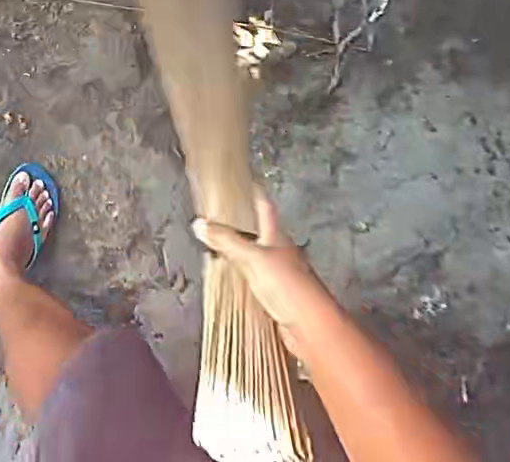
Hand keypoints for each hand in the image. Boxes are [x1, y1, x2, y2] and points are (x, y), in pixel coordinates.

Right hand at [191, 189, 334, 350]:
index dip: (254, 192)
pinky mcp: (279, 296)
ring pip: (258, 255)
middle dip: (243, 224)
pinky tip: (233, 280)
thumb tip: (198, 224)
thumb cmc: (286, 284)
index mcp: (276, 234)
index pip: (264, 206)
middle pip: (261, 231)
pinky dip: (244, 275)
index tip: (242, 181)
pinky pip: (256, 278)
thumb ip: (226, 241)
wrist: (311, 327)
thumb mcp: (252, 258)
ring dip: (241, 252)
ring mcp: (281, 273)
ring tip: (220, 248)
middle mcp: (280, 250)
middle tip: (221, 217)